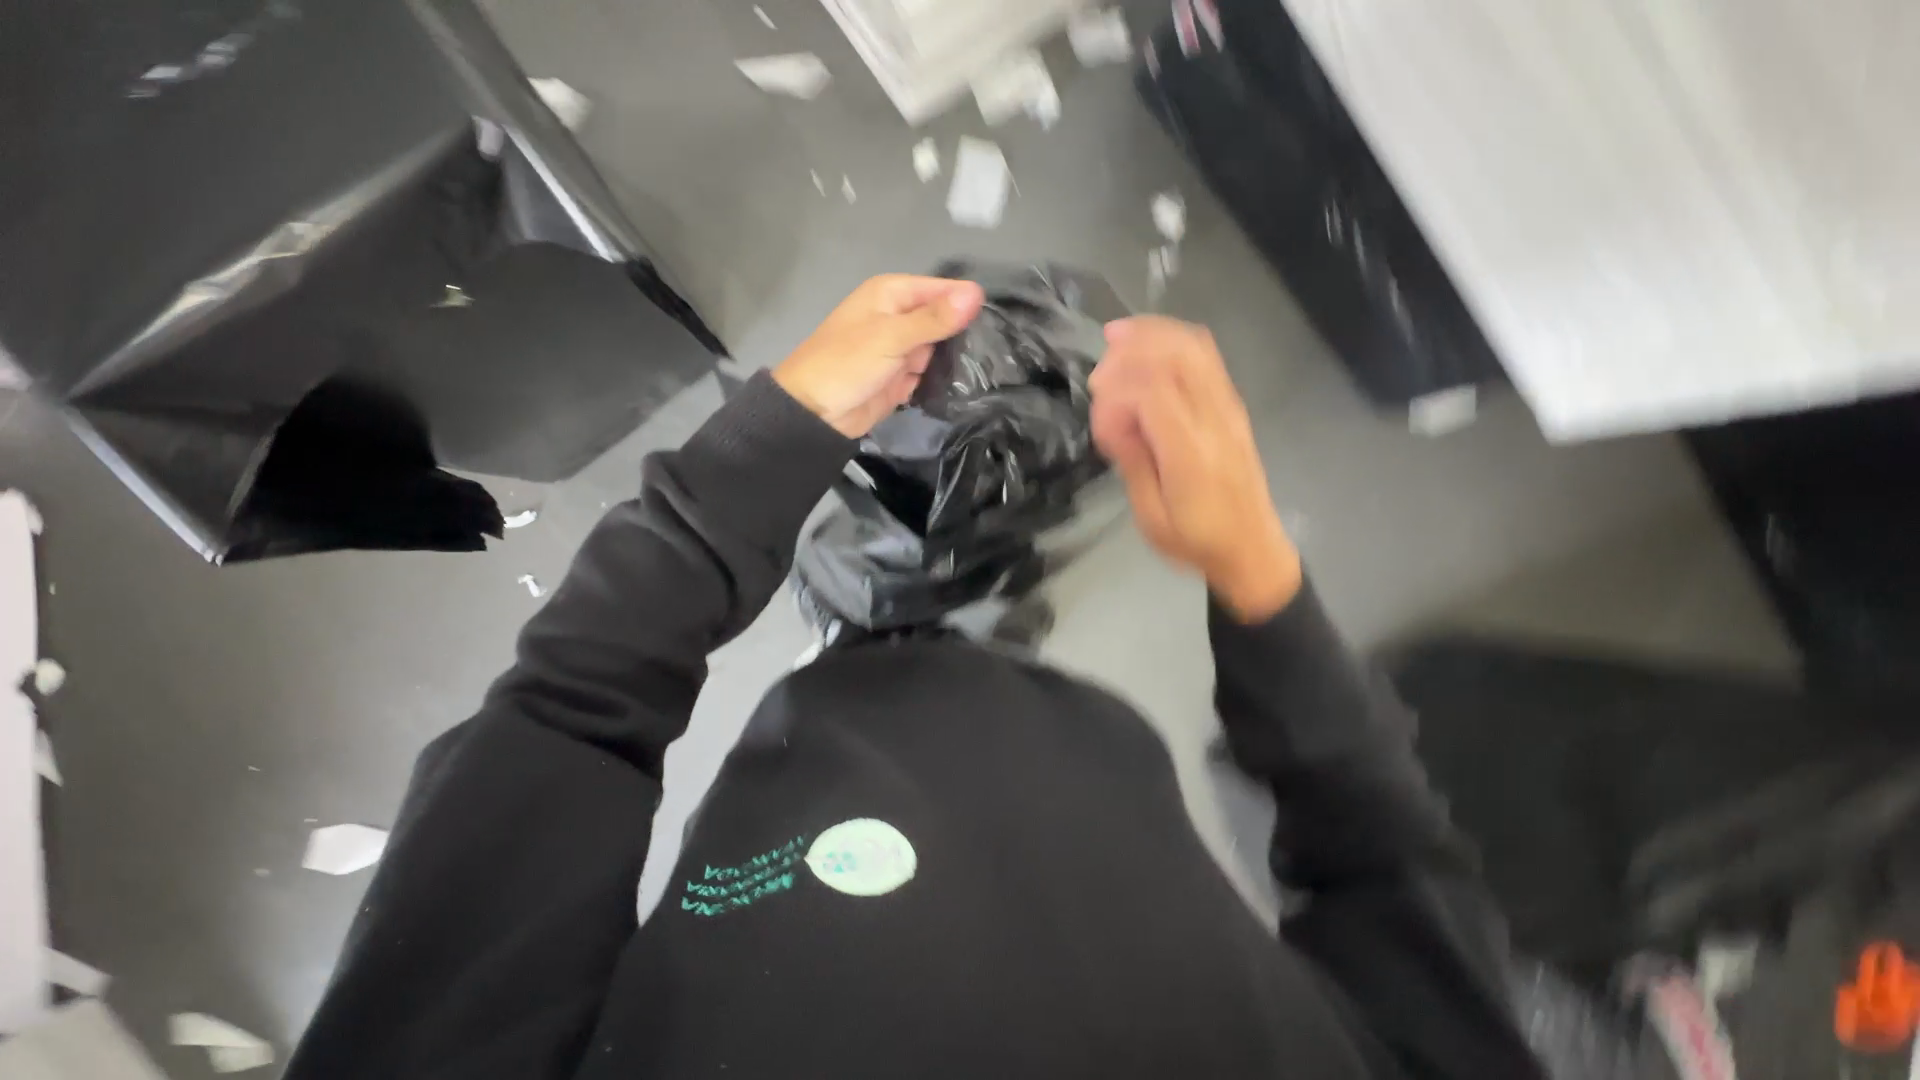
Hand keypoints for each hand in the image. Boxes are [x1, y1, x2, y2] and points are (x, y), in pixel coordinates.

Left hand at [773, 275, 986, 437]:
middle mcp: (898, 317)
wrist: (814, 413)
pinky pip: (930, 373)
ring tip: (990, 367)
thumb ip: (934, 318)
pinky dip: (942, 379)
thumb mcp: (891, 336)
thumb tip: (976, 295)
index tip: (997, 317)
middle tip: (998, 346)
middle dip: (964, 331)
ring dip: (957, 358)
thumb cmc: (846, 364)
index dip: (965, 301)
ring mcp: (900, 349)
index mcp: (891, 295)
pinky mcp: (902, 378)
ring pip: (939, 348)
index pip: (940, 289)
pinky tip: (968, 385)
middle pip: (943, 318)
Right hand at [1089, 316, 1301, 621]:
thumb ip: (1132, 460)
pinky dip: (1173, 340)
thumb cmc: (1195, 540)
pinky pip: (1207, 356)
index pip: (1153, 391)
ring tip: (1117, 338)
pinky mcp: (1232, 406)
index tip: (1096, 410)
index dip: (1117, 388)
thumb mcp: (1151, 515)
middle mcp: (1214, 420)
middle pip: (1176, 356)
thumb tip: (1110, 416)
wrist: (1252, 549)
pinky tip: (1149, 345)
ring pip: (1194, 347)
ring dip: (1153, 334)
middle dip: (1132, 349)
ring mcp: (1229, 408)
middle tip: (1100, 368)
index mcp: (1191, 453)